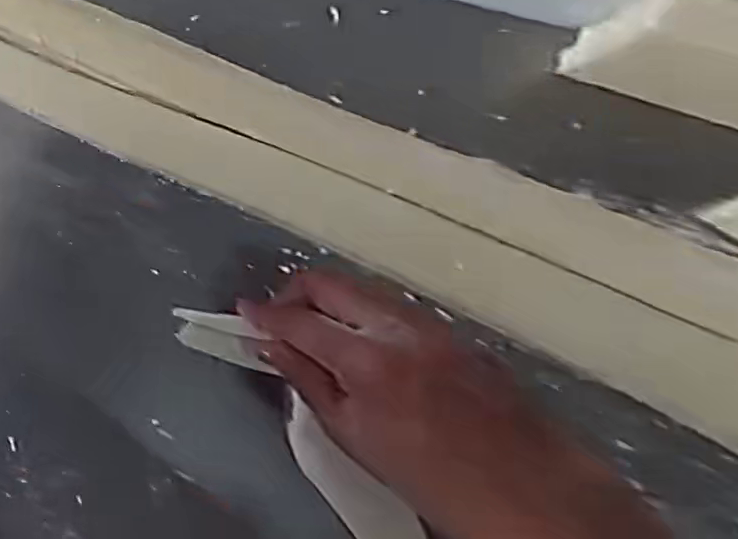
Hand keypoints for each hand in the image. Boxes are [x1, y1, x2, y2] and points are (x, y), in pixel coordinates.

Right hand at [240, 270, 667, 538]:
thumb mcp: (355, 438)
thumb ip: (305, 381)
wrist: (552, 513)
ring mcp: (436, 330)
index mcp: (368, 361)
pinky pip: (397, 309)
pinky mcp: (462, 339)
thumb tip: (266, 345)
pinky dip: (369, 315)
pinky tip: (371, 347)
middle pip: (327, 282)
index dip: (262, 314)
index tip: (243, 313)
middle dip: (294, 293)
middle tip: (281, 319)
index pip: (295, 318)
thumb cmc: (438, 483)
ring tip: (324, 333)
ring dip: (333, 301)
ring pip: (363, 289)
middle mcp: (400, 331)